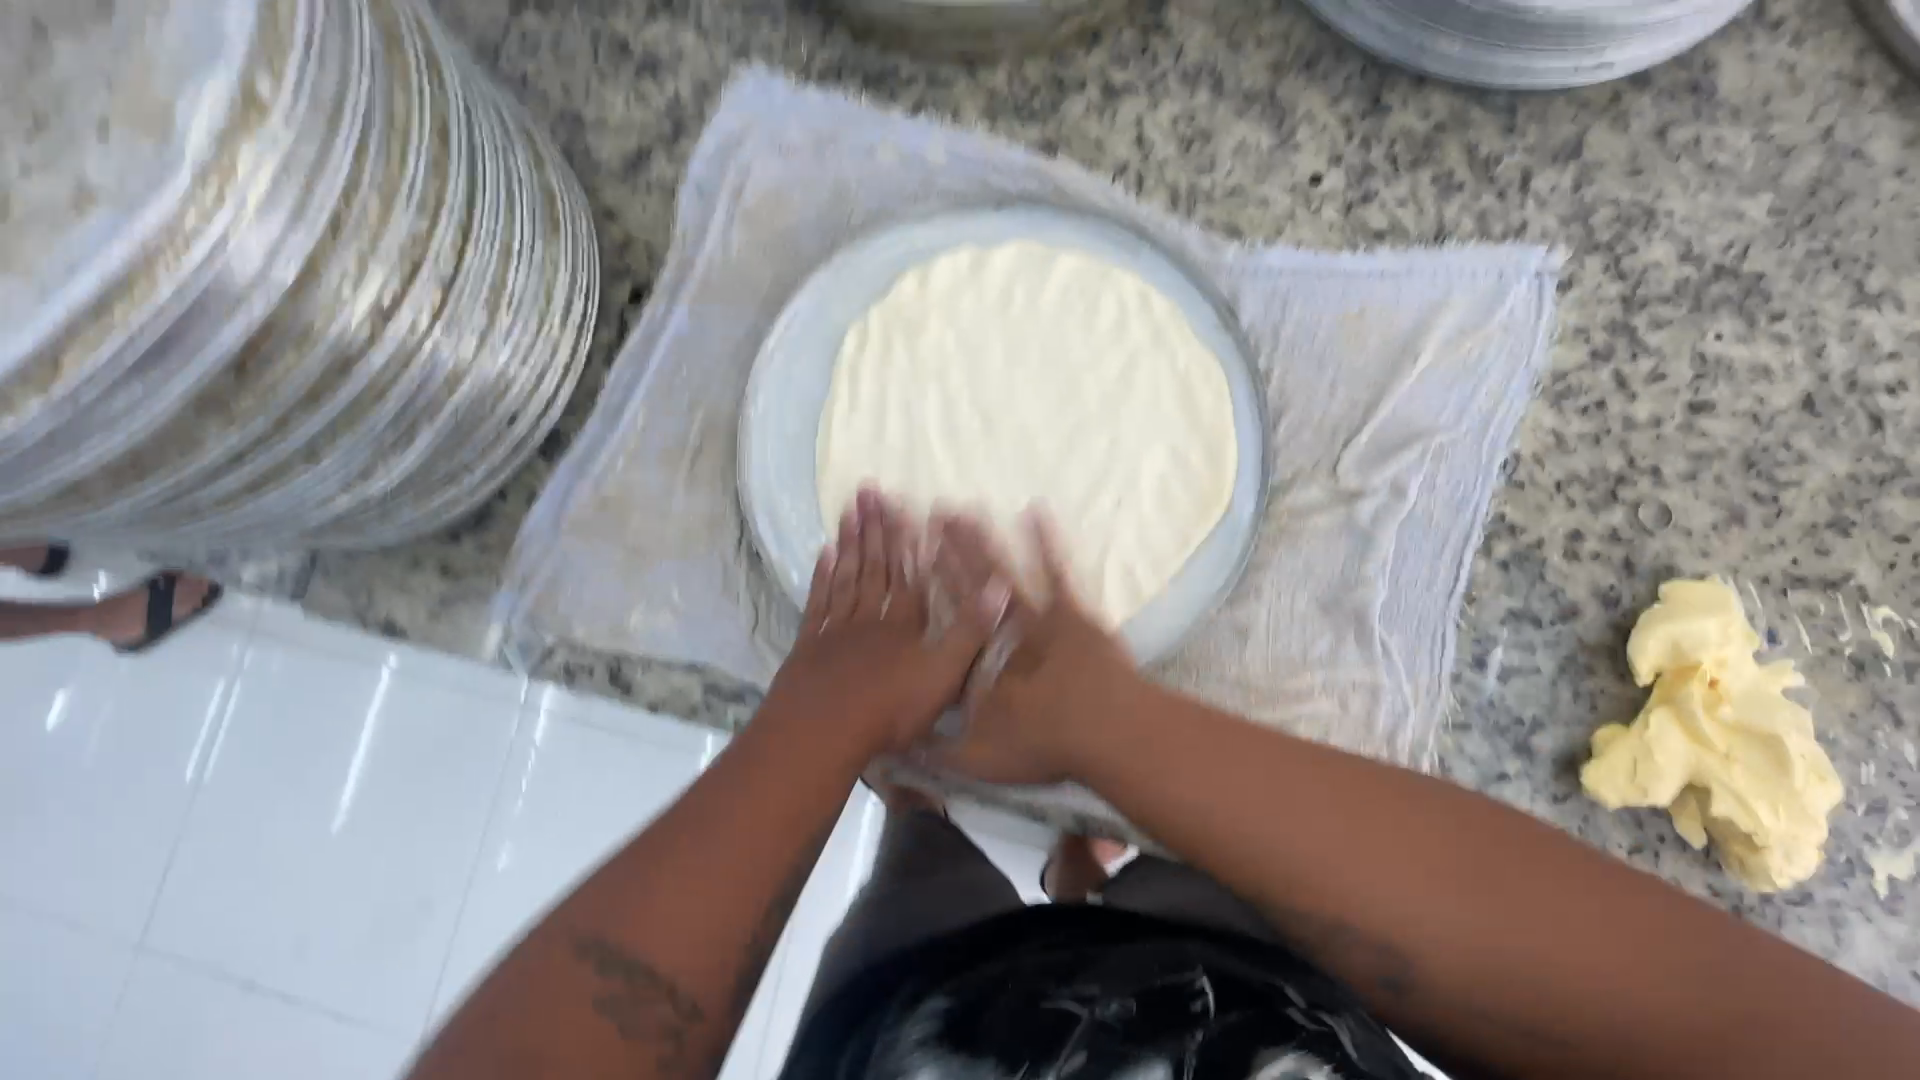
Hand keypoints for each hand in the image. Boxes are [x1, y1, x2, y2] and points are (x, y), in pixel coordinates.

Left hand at [761, 487, 1009, 759]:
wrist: (822, 730)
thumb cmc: (889, 708)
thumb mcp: (944, 674)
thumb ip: (970, 631)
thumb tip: (999, 587)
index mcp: (904, 624)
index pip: (909, 573)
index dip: (906, 539)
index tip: (902, 503)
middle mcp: (870, 616)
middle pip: (875, 566)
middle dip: (874, 528)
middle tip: (867, 490)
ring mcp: (836, 628)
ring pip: (845, 576)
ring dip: (849, 543)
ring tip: (848, 510)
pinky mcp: (808, 644)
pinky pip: (818, 602)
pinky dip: (821, 575)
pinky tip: (823, 553)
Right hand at [920, 507, 1143, 784]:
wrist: (1108, 730)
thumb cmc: (1045, 743)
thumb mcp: (981, 759)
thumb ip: (939, 754)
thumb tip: (894, 751)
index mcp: (976, 663)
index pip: (943, 620)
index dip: (925, 590)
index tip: (907, 563)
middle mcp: (1002, 631)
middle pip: (966, 586)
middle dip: (943, 554)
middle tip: (921, 522)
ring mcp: (1040, 616)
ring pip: (1001, 571)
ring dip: (978, 541)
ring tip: (956, 511)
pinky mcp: (1075, 613)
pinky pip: (1057, 570)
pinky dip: (1046, 540)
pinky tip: (1036, 510)